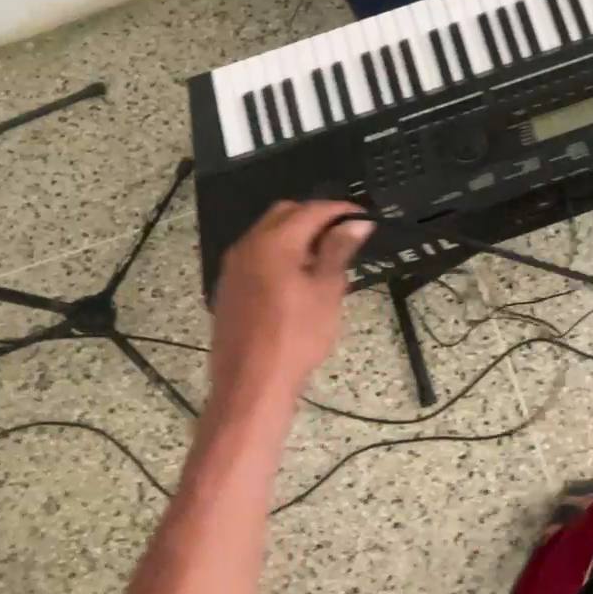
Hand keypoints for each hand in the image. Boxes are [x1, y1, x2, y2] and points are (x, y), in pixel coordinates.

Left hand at [209, 201, 373, 414]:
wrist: (251, 383)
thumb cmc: (297, 336)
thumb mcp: (327, 291)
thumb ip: (338, 250)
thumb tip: (357, 223)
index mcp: (274, 242)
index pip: (311, 210)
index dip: (340, 210)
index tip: (364, 217)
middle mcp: (247, 246)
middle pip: (284, 213)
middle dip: (315, 217)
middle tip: (345, 234)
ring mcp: (233, 267)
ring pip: (267, 233)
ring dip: (296, 234)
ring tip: (325, 257)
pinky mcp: (229, 287)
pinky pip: (256, 254)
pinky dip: (279, 253)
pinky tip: (298, 277)